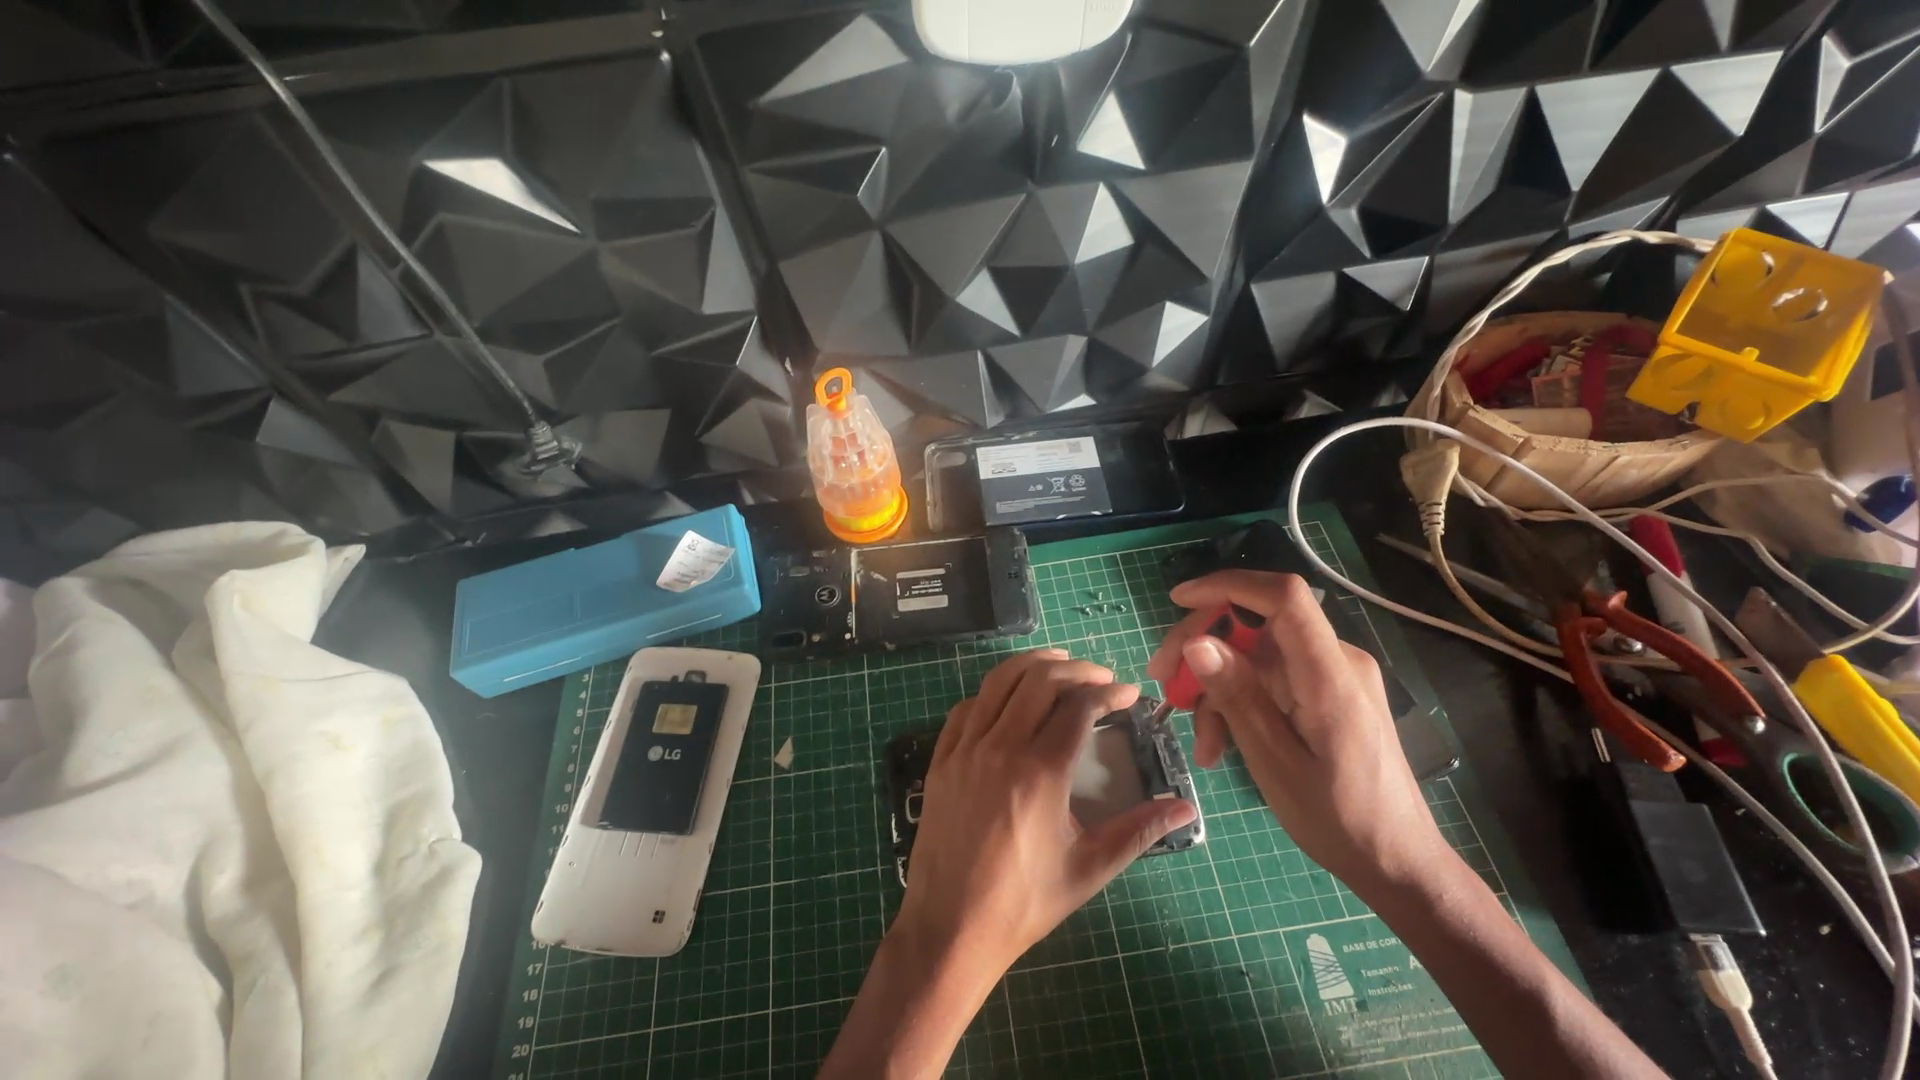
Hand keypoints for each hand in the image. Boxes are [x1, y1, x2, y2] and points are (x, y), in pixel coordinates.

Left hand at [895, 649, 1198, 977]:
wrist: (951, 927)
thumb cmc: (1025, 903)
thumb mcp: (1089, 869)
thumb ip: (1139, 831)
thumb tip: (1186, 808)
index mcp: (1041, 771)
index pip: (1079, 705)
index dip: (1109, 691)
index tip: (1129, 695)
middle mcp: (1001, 747)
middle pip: (1040, 680)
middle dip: (1076, 669)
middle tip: (1100, 677)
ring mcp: (965, 750)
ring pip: (998, 683)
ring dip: (1032, 667)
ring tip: (1060, 666)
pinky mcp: (941, 760)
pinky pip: (966, 708)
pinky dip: (992, 693)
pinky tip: (1008, 700)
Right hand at [1147, 570, 1446, 893]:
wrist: (1398, 861)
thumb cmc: (1339, 820)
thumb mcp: (1275, 762)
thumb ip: (1238, 697)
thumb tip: (1198, 643)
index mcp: (1330, 675)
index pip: (1283, 598)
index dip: (1227, 586)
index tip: (1177, 600)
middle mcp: (1337, 661)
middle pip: (1258, 624)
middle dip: (1203, 645)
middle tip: (1161, 680)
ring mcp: (1334, 677)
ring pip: (1257, 655)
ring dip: (1218, 688)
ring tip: (1200, 741)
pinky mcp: (1328, 695)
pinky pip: (1272, 680)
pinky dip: (1241, 702)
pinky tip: (1221, 745)